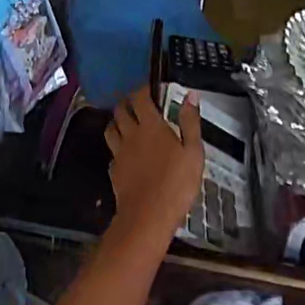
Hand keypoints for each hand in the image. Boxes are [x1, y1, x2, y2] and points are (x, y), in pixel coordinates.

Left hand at [104, 87, 202, 237]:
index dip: (143, 90)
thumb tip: (190, 96)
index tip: (150, 88)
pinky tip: (125, 152)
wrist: (148, 216)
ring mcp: (119, 153)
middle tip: (137, 103)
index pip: (140, 98)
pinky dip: (117, 146)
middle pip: (120, 110)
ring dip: (117, 121)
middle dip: (127, 102)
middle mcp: (131, 135)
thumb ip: (190, 122)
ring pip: (110, 128)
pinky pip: (112, 151)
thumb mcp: (194, 151)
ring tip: (126, 122)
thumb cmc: (177, 182)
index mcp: (151, 126)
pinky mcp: (114, 170)